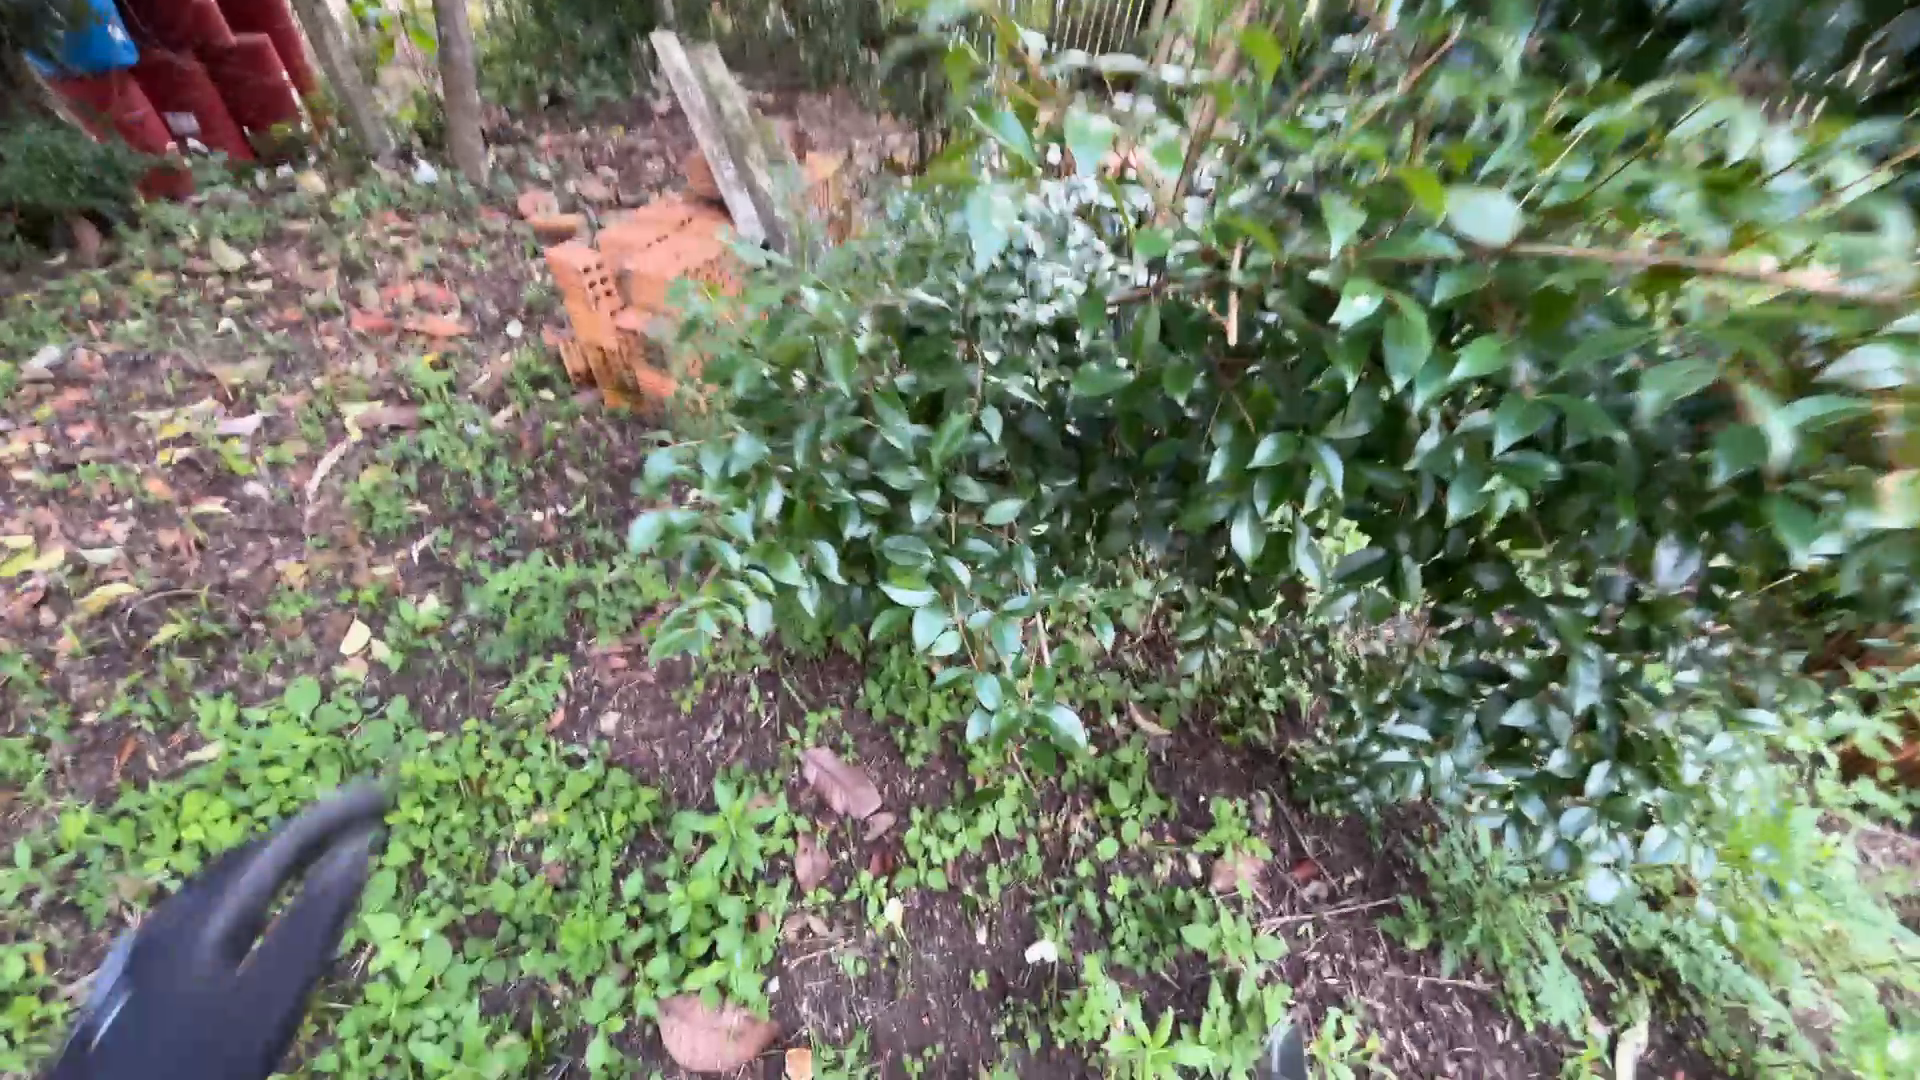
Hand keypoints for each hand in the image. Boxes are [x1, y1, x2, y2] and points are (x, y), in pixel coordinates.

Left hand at [48, 783, 388, 1079]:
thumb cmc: (205, 1058)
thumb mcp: (274, 992)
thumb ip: (317, 916)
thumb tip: (360, 847)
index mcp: (205, 912)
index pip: (283, 844)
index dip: (337, 815)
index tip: (385, 796)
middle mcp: (175, 915)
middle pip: (253, 855)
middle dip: (313, 830)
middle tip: (366, 817)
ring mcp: (153, 944)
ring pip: (231, 880)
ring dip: (285, 857)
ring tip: (330, 850)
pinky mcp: (147, 971)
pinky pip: (217, 906)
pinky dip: (260, 887)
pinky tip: (270, 906)